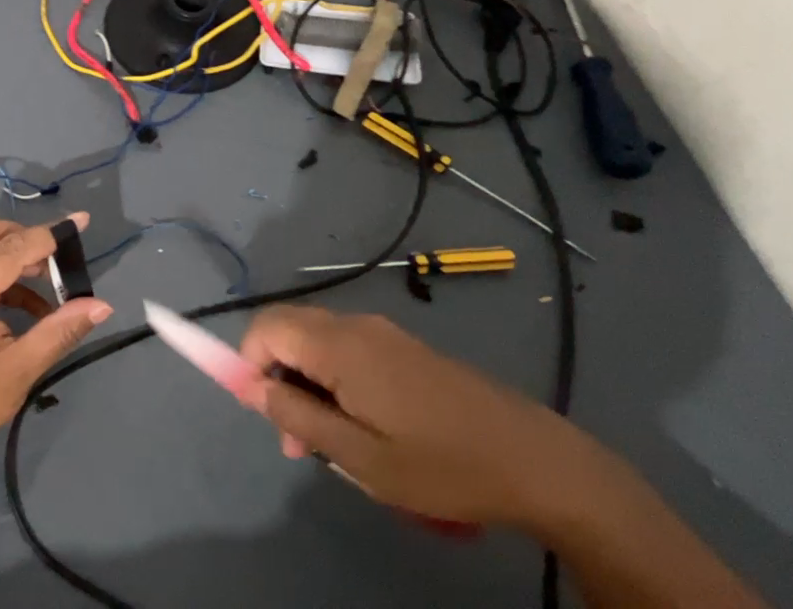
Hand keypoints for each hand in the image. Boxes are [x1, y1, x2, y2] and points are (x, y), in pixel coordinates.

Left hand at [0, 215, 113, 461]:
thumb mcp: (22, 367)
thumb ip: (60, 330)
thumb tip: (101, 305)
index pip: (12, 248)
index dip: (50, 234)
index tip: (83, 221)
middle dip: (29, 237)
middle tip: (64, 254)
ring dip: (19, 258)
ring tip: (55, 284)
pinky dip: (8, 280)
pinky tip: (35, 309)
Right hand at [239, 306, 609, 528]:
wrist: (543, 466)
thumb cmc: (443, 465)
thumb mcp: (359, 456)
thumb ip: (295, 416)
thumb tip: (251, 387)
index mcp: (340, 346)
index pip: (264, 328)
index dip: (248, 364)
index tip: (267, 414)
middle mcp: (358, 327)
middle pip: (288, 330)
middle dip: (276, 376)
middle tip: (297, 438)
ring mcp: (388, 336)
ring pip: (317, 343)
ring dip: (307, 383)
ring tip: (333, 442)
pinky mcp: (409, 351)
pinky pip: (349, 351)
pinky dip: (336, 381)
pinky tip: (366, 428)